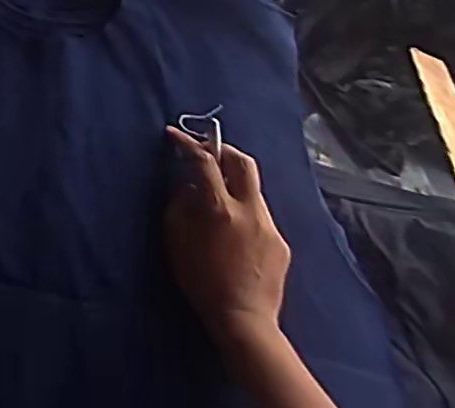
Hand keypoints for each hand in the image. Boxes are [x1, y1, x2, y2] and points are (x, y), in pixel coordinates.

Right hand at [164, 126, 290, 346]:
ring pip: (252, 188)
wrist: (243, 320)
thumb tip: (189, 181)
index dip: (188, 142)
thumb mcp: (175, 234)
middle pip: (243, 162)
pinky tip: (232, 228)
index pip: (205, 160)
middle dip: (223, 149)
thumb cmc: (199, 277)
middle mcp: (249, 211)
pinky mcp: (281, 243)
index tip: (173, 134)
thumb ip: (180, 200)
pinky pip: (259, 214)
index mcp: (219, 207)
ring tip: (216, 193)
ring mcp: (269, 226)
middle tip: (205, 152)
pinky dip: (243, 208)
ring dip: (233, 182)